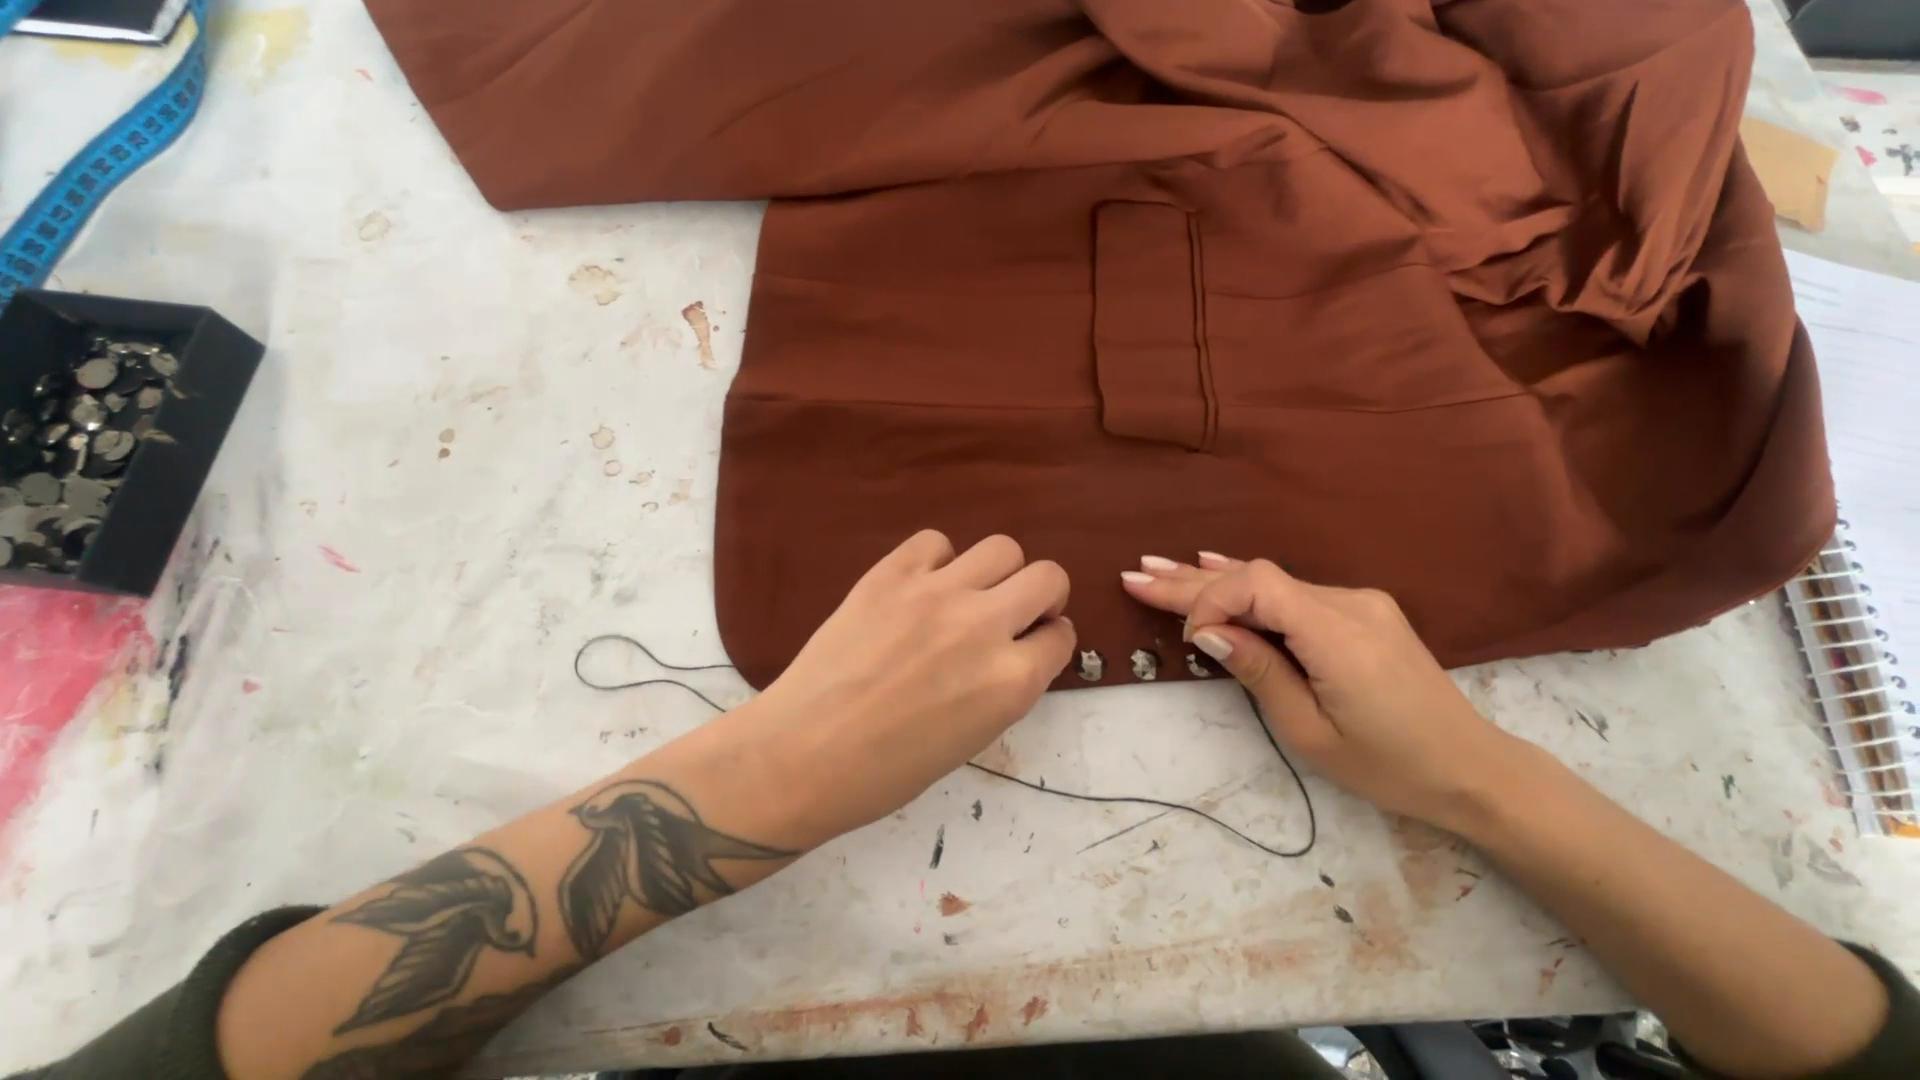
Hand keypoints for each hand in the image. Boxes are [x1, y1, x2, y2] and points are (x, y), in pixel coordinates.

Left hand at [740, 530, 1074, 846]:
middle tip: (1015, 614)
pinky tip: (921, 587)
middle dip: (1043, 597)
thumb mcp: (970, 740)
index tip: (1033, 646)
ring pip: (1002, 548)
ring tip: (968, 595)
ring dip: (997, 573)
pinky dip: (938, 560)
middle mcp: (984, 626)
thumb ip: (1001, 688)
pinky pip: (935, 541)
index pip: (1061, 637)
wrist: (801, 754)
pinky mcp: (890, 574)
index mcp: (1010, 683)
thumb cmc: (885, 772)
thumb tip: (1010, 652)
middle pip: (1048, 577)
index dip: (1049, 642)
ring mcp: (936, 593)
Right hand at [1120, 552, 1531, 833]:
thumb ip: (1260, 672)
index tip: (1191, 641)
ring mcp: (1360, 602)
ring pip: (1273, 582)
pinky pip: (1294, 592)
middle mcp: (1350, 602)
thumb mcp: (1311, 733)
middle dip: (1192, 581)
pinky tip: (1213, 564)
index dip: (1211, 600)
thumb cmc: (1389, 766)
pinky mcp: (1362, 612)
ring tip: (1158, 569)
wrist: (1471, 768)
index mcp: (1339, 634)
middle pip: (1258, 578)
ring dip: (1213, 581)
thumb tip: (1208, 632)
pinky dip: (1248, 588)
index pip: (1258, 585)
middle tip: (1136, 576)